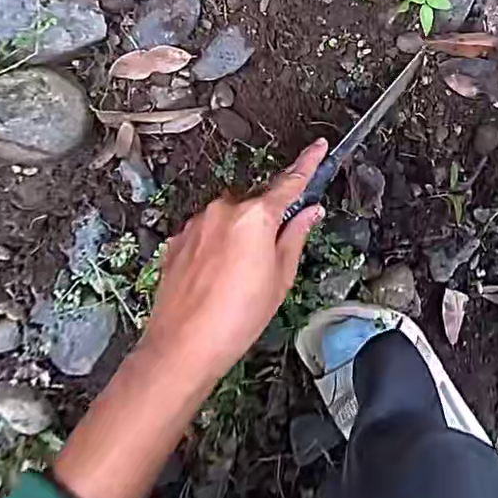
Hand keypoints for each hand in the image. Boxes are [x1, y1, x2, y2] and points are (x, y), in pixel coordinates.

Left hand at [140, 138, 328, 380]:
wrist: (179, 351)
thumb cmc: (234, 318)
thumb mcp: (281, 276)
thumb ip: (296, 235)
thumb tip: (309, 213)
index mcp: (256, 216)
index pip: (291, 180)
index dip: (309, 162)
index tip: (318, 147)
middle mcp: (224, 210)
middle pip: (259, 201)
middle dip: (269, 218)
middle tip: (272, 254)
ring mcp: (198, 224)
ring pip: (233, 216)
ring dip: (242, 233)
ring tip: (240, 274)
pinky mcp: (178, 240)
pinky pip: (209, 231)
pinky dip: (219, 244)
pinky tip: (220, 275)